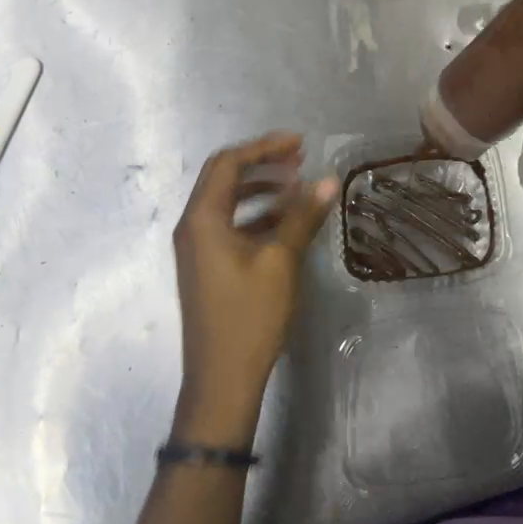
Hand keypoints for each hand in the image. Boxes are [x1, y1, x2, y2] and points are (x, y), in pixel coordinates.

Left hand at [170, 132, 335, 444]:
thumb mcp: (280, 261)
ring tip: (298, 187)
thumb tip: (328, 180)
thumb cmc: (249, 316)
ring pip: (229, 201)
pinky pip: (230, 224)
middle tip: (301, 160)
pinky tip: (287, 221)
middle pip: (224, 177)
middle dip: (263, 163)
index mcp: (203, 219)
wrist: (222, 379)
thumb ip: (302, 216)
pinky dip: (258, 214)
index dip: (264, 147)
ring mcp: (198, 248)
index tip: (300, 144)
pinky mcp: (208, 265)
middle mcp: (193, 226)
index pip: (229, 163)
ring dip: (262, 188)